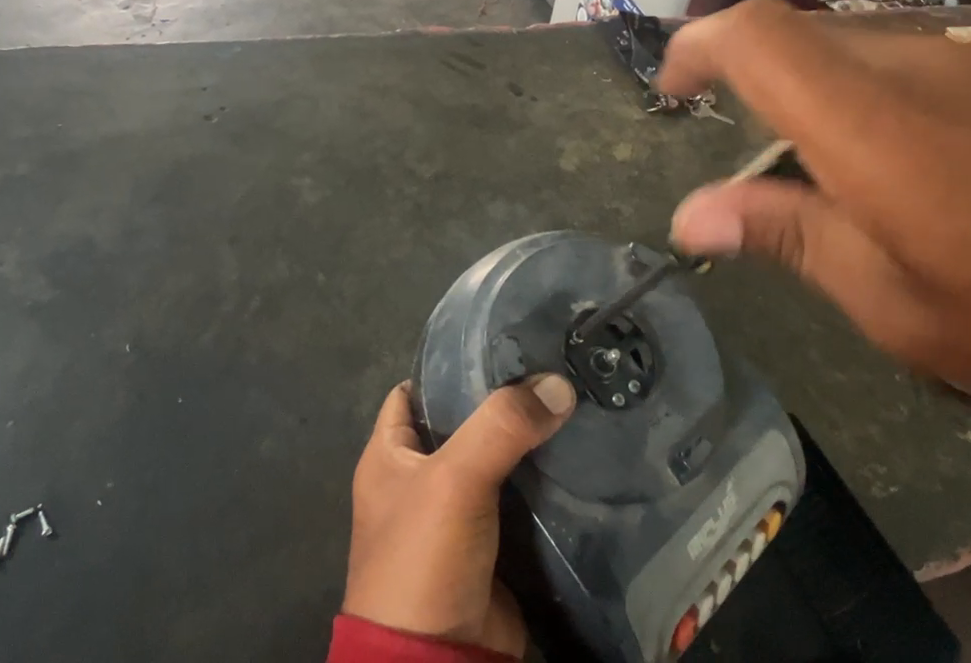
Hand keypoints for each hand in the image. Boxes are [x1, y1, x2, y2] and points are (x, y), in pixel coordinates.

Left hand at [343, 376, 576, 656]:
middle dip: (505, 400)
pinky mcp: (496, 542)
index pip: (415, 391)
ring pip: (499, 459)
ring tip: (576, 397)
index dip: (450, 365)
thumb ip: (501, 426)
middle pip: (465, 423)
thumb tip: (557, 384)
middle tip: (554, 366)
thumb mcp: (453, 479)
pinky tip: (580, 453)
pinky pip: (523, 498)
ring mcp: (459, 513)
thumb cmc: (424, 558)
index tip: (502, 340)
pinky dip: (547, 480)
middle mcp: (421, 479)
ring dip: (531, 440)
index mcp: (389, 457)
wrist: (439, 659)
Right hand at [658, 0, 970, 424]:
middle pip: (802, 40)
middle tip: (768, 173)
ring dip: (824, 95)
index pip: (757, 37)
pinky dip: (882, 94)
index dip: (697, 45)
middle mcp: (920, 61)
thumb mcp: (894, 305)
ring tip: (855, 184)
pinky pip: (920, 58)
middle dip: (758, 86)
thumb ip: (786, 236)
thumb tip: (690, 214)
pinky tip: (925, 164)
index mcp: (875, 125)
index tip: (674, 89)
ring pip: (860, 48)